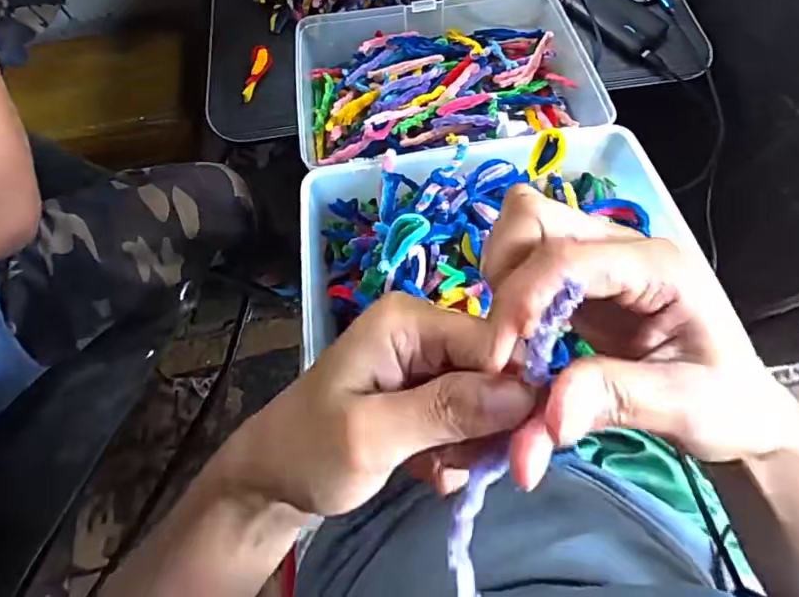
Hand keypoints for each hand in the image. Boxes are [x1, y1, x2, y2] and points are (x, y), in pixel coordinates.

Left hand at [216, 293, 537, 517]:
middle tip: (457, 466)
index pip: (493, 340)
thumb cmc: (309, 449)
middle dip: (491, 425)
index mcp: (408, 319)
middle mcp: (424, 330)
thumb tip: (520, 392)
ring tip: (432, 468)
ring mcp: (427, 361)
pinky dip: (460, 452)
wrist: (274, 478)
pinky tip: (429, 469)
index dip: (515, 390)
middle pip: (496, 371)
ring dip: (472, 445)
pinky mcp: (429, 391)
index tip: (523, 446)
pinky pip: (471, 420)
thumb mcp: (370, 435)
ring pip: (489, 401)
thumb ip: (443, 411)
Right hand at [482, 185, 798, 488]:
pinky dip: (508, 294)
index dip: (524, 297)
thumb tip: (547, 415)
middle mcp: (620, 244)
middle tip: (507, 343)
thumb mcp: (686, 408)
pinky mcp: (577, 275)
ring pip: (522, 228)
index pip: (568, 256)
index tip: (500, 357)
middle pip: (533, 215)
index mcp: (656, 264)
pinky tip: (522, 340)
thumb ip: (615, 400)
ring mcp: (596, 254)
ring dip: (502, 279)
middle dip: (505, 272)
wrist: (739, 407)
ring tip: (515, 341)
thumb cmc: (727, 404)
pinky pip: (524, 261)